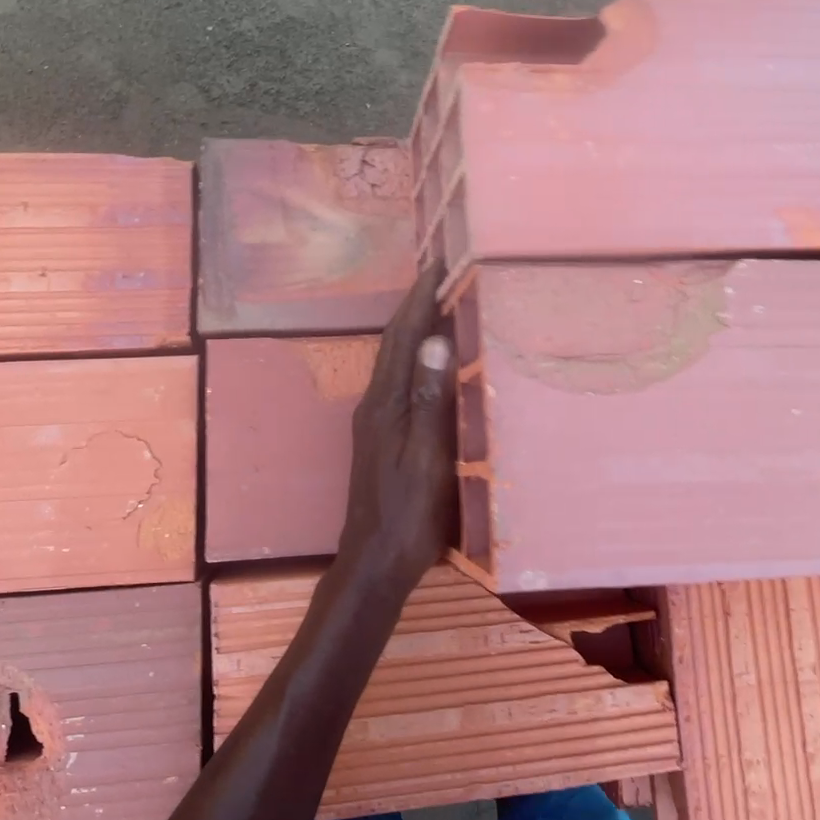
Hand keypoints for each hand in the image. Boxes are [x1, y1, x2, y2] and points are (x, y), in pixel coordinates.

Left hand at [338, 264, 456, 590]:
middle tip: (444, 272)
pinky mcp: (383, 436)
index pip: (402, 335)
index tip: (438, 260)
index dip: (419, 297)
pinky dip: (417, 357)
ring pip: (397, 360)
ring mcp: (376, 420)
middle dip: (417, 304)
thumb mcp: (427, 455)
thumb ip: (430, 398)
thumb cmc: (409, 511)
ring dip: (416, 328)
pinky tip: (435, 362)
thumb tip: (436, 338)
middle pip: (395, 341)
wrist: (375, 559)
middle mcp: (376, 402)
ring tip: (443, 305)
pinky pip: (401, 380)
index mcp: (385, 402)